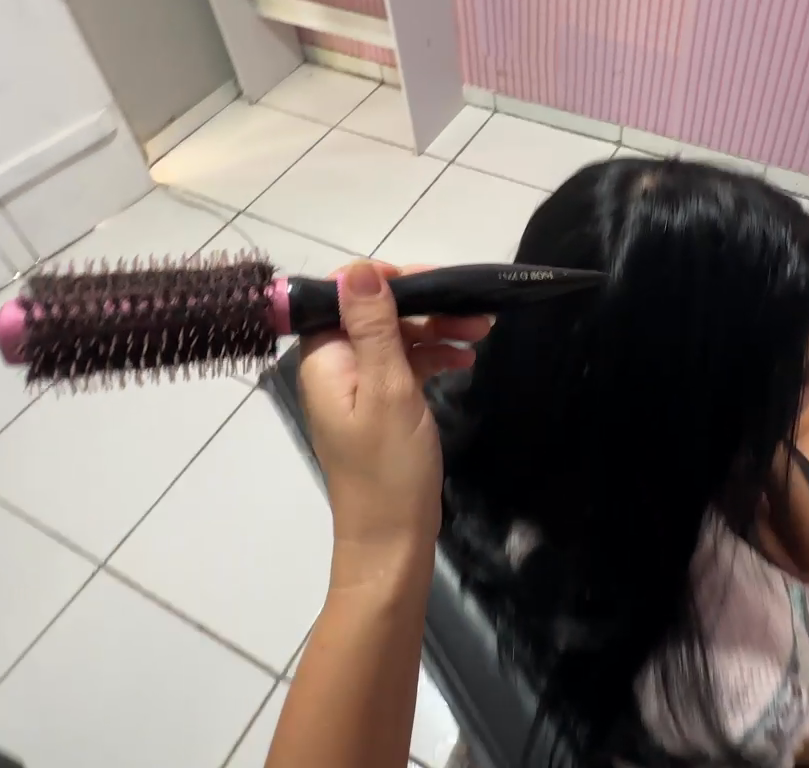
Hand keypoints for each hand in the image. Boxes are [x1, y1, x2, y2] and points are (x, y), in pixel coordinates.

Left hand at [298, 262, 489, 587]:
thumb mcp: (387, 387)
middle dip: (425, 306)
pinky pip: (405, 364)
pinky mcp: (381, 403)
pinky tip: (466, 360)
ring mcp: (359, 384)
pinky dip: (435, 356)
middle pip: (377, 313)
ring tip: (483, 330)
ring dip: (437, 329)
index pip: (347, 294)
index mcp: (325, 356)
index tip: (438, 283)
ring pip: (397, 337)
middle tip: (474, 308)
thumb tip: (359, 268)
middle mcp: (337, 364)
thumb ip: (373, 326)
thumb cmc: (389, 465)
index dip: (390, 281)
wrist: (393, 539)